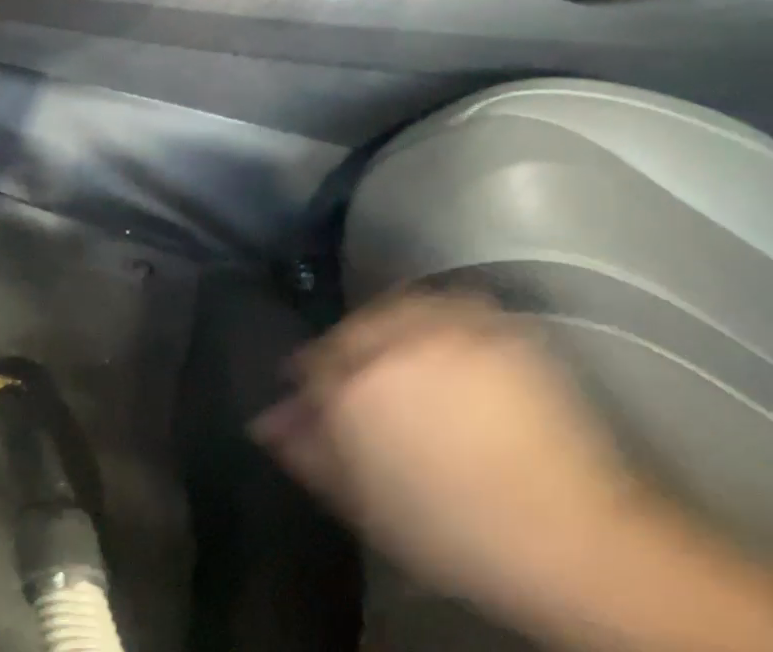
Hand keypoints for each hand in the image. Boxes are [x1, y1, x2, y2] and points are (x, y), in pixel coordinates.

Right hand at [251, 293, 650, 614]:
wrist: (579, 542)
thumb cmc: (455, 530)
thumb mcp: (362, 503)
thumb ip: (307, 453)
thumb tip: (269, 422)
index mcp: (350, 387)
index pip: (307, 365)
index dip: (308, 388)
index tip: (317, 409)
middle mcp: (393, 345)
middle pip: (347, 332)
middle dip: (345, 354)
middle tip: (359, 386)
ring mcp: (452, 332)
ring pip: (395, 309)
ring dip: (387, 328)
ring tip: (399, 359)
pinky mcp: (504, 332)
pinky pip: (452, 305)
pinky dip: (437, 315)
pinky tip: (442, 343)